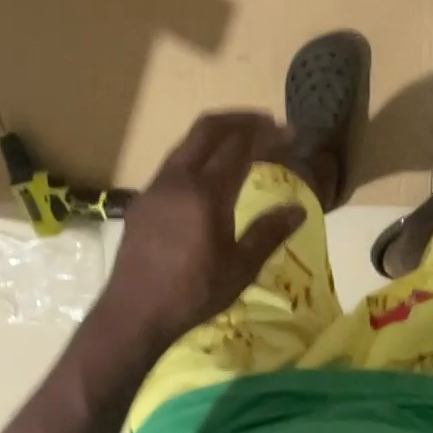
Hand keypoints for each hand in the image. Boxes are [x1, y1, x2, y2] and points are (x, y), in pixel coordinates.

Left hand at [97, 111, 305, 345]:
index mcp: (206, 191)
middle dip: (240, 120)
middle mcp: (177, 179)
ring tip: (239, 147)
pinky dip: (196, 158)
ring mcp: (155, 188)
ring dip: (215, 137)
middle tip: (266, 125)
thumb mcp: (241, 268)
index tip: (289, 133)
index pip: (240, 145)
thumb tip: (298, 209)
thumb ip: (269, 233)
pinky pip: (172, 166)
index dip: (267, 133)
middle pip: (208, 129)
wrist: (134, 313)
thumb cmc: (193, 293)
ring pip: (186, 145)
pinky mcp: (142, 203)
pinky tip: (207, 180)